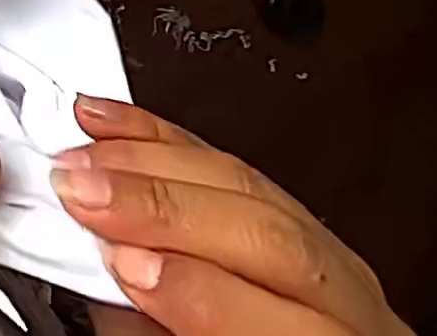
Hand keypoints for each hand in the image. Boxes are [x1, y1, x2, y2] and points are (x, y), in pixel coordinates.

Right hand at [52, 96, 410, 335]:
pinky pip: (218, 159)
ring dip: (149, 155)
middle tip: (86, 190)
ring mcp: (327, 254)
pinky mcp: (285, 214)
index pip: (289, 320)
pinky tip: (115, 122)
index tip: (122, 262)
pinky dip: (157, 135)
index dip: (195, 287)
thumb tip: (109, 273)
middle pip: (263, 231)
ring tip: (84, 150)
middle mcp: (352, 305)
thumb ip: (161, 329)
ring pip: (242, 179)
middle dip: (160, 203)